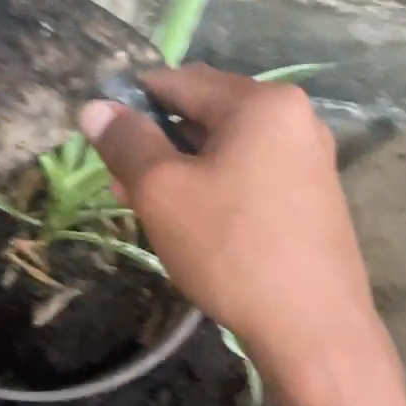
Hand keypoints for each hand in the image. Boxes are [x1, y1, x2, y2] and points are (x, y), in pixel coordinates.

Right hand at [78, 64, 379, 375]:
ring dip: (179, 167)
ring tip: (147, 208)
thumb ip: (126, 143)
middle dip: (155, 141)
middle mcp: (292, 117)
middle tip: (120, 184)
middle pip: (204, 112)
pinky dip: (211, 186)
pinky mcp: (310, 196)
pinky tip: (191, 223)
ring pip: (224, 147)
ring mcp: (307, 157)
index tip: (100, 137)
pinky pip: (247, 173)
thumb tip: (95, 107)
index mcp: (260, 103)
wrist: (310, 325)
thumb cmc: (229, 248)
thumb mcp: (162, 191)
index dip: (131, 102)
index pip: (179, 81)